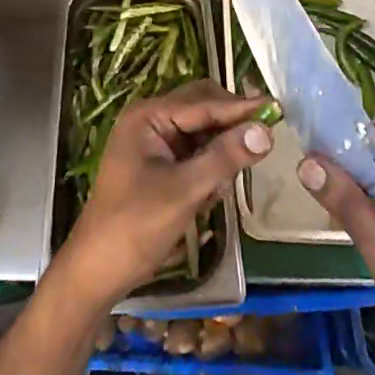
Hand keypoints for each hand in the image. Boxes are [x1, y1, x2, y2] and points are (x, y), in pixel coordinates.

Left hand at [55, 80, 271, 306]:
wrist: (96, 272)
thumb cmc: (135, 227)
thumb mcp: (185, 191)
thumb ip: (225, 158)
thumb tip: (266, 131)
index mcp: (148, 116)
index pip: (204, 103)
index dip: (241, 107)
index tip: (278, 108)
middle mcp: (150, 120)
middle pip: (202, 107)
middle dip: (231, 123)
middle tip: (265, 136)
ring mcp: (154, 142)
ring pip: (202, 129)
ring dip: (221, 146)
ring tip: (241, 166)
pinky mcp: (159, 164)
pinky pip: (195, 151)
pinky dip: (210, 163)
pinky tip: (218, 186)